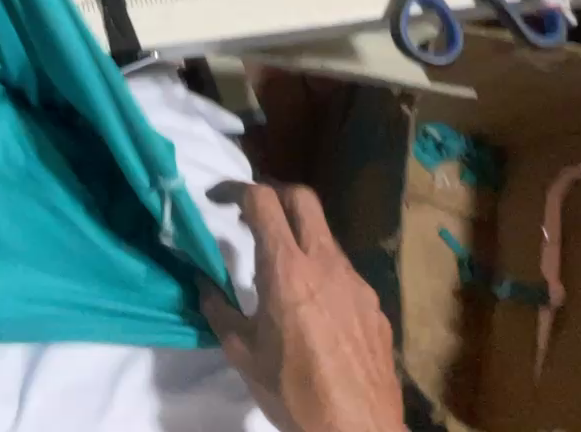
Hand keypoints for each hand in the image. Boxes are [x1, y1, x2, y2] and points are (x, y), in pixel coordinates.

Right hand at [202, 183, 404, 431]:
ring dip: (298, 236)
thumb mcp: (240, 350)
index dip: (236, 189)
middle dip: (273, 193)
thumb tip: (204, 283)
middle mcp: (325, 265)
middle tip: (251, 213)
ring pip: (325, 236)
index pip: (262, 200)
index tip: (218, 199)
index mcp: (286, 269)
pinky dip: (321, 271)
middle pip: (302, 198)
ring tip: (279, 266)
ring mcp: (357, 286)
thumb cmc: (293, 391)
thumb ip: (218, 307)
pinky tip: (312, 307)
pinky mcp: (376, 310)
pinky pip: (344, 273)